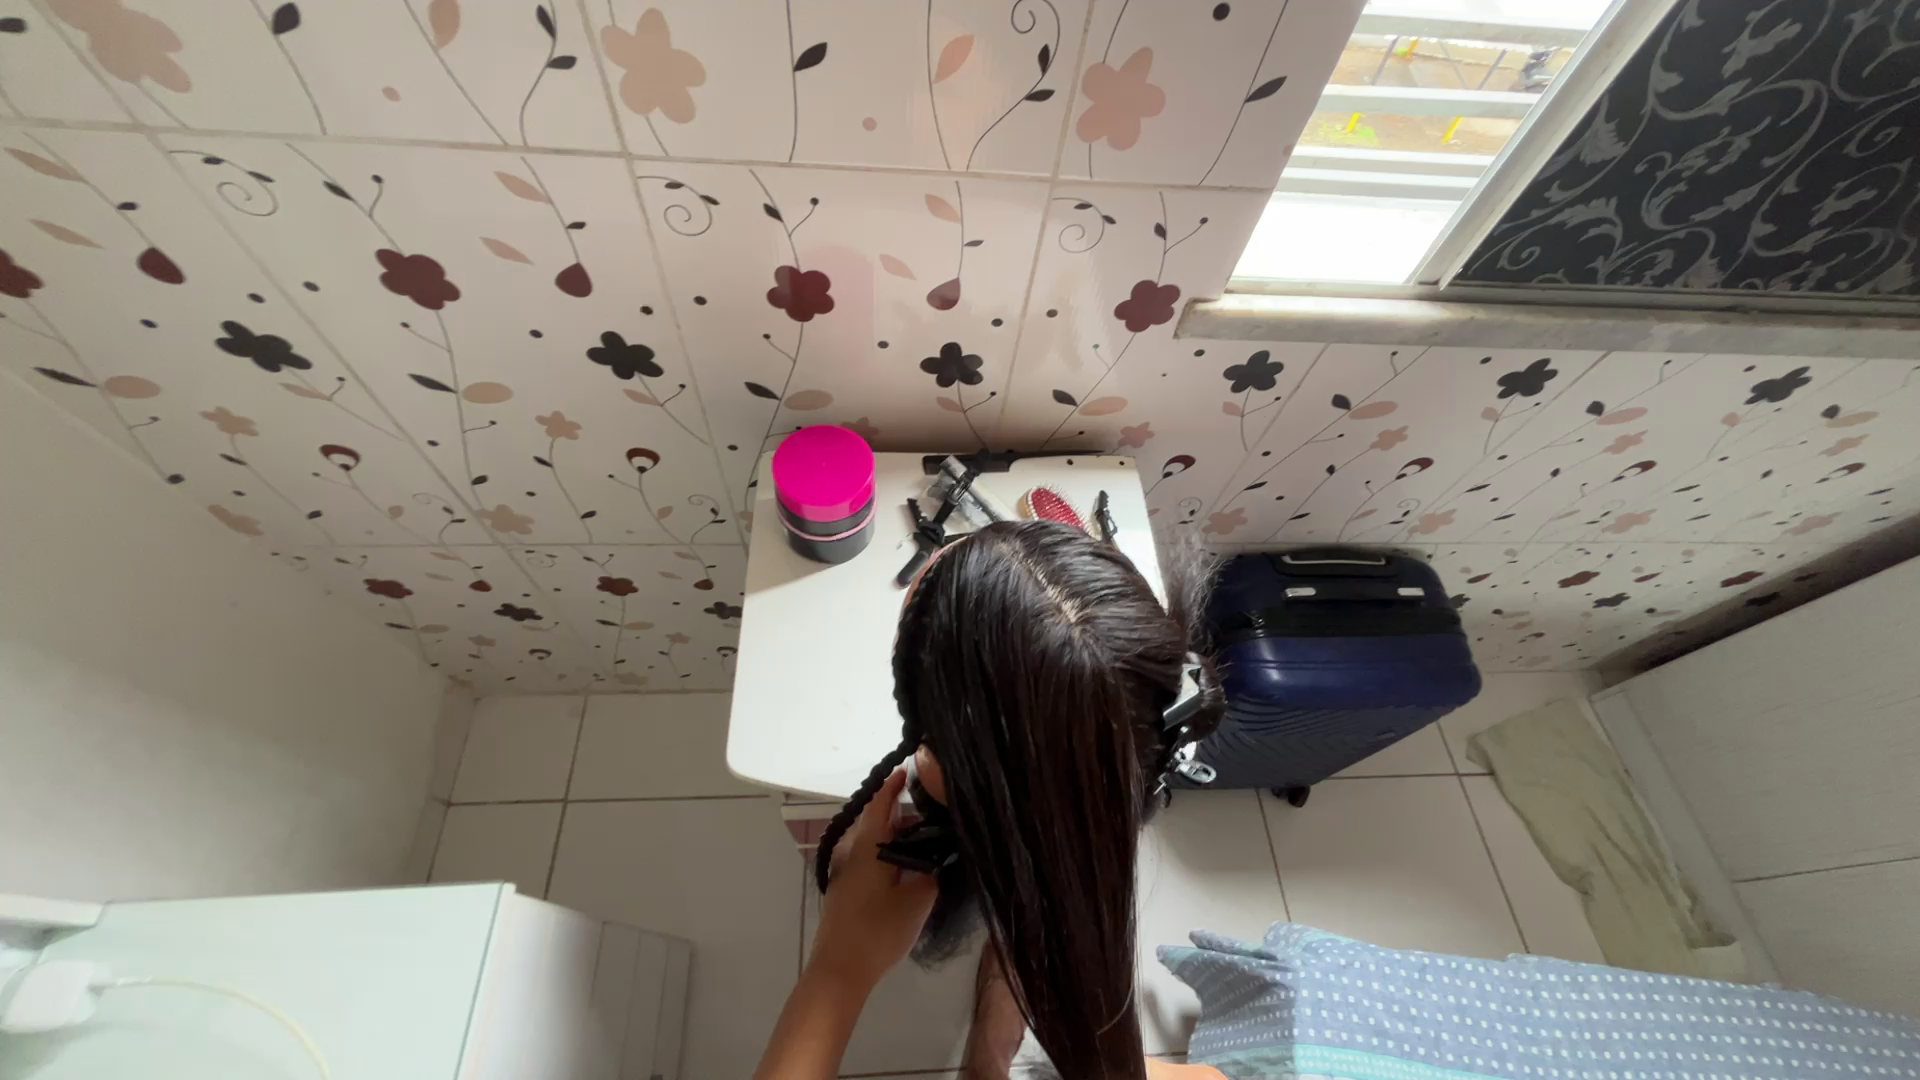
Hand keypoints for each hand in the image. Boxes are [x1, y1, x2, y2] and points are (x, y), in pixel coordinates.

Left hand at [809, 768, 937, 991]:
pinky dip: (886, 851)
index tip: (908, 768)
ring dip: (893, 833)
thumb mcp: (917, 900)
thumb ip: (932, 873)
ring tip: (922, 836)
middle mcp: (854, 852)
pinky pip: (868, 857)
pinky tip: (903, 864)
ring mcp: (847, 872)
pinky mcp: (846, 890)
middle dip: (900, 810)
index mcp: (869, 845)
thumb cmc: (878, 930)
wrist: (838, 970)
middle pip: (876, 820)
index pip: (881, 803)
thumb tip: (941, 856)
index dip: (893, 785)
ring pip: (872, 841)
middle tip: (929, 808)